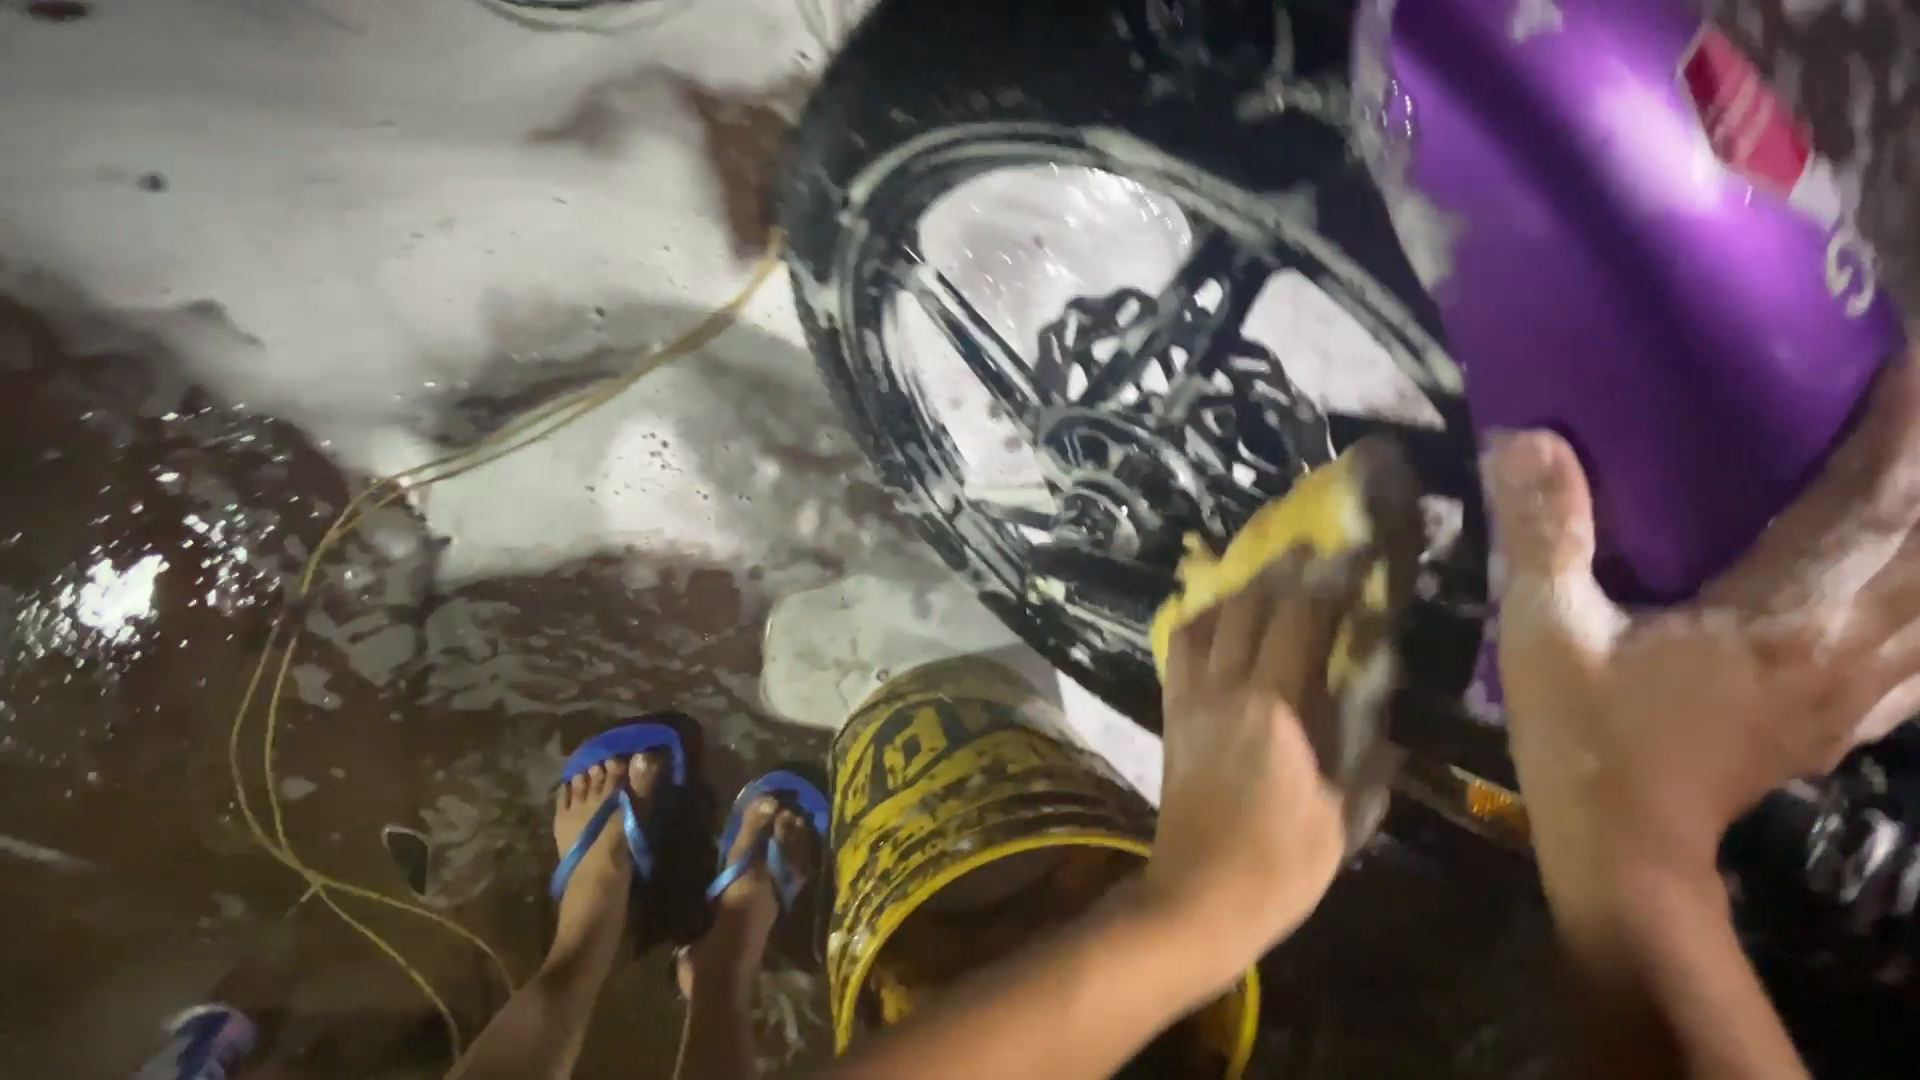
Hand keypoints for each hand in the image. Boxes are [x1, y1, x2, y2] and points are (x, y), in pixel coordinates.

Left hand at [1144, 548, 1376, 968]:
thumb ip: (1369, 755)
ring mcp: (1189, 698)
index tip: (1354, 553)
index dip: (1330, 580)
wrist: (1198, 895)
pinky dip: (1200, 623)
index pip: (1302, 620)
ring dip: (1238, 592)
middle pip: (1249, 607)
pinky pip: (1179, 650)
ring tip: (1265, 581)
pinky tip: (1218, 623)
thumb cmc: (1281, 865)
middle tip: (1312, 551)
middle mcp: (1225, 688)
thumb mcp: (1346, 815)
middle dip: (1283, 571)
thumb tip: (1381, 712)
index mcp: (1276, 707)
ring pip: (1205, 620)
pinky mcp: (1170, 714)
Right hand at [1484, 349, 1919, 892]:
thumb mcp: (1543, 633)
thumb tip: (1527, 440)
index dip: (1906, 424)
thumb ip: (1542, 537)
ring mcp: (1862, 686)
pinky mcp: (1849, 712)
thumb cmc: (1584, 737)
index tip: (1909, 357)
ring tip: (1908, 477)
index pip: (1876, 502)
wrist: (1623, 844)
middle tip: (1910, 398)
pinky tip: (1912, 594)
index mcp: (1782, 616)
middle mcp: (1850, 643)